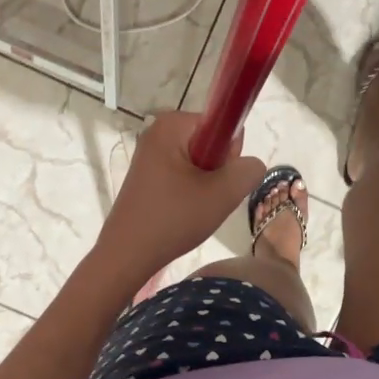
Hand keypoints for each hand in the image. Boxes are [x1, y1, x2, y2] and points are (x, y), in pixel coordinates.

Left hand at [95, 112, 265, 279]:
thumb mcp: (222, 195)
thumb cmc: (173, 220)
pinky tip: (183, 213)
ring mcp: (150, 154)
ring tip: (194, 209)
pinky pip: (184, 175)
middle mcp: (158, 131)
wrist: (127, 254)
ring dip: (206, 186)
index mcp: (172, 125)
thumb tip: (251, 164)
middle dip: (218, 171)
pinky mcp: (147, 175)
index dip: (229, 153)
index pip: (222, 124)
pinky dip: (191, 193)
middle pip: (211, 142)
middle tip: (207, 199)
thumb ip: (248, 171)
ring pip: (199, 162)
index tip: (218, 180)